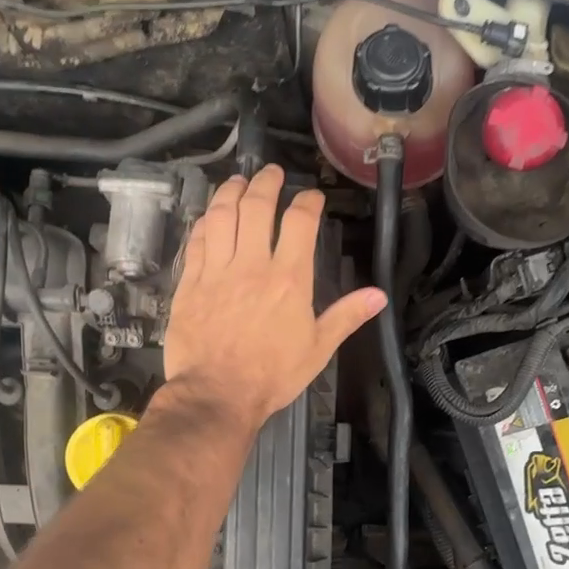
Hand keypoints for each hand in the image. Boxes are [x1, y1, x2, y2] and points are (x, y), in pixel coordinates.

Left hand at [162, 165, 386, 431]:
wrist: (217, 395)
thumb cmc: (272, 375)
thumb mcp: (318, 349)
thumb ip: (346, 316)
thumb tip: (379, 295)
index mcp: (289, 279)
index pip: (300, 222)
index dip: (307, 202)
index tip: (312, 197)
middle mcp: (252, 265)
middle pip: (256, 207)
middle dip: (266, 183)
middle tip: (271, 173)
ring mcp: (216, 271)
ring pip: (222, 216)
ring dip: (231, 192)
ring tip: (238, 181)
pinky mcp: (190, 283)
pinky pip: (196, 241)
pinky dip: (205, 221)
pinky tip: (210, 215)